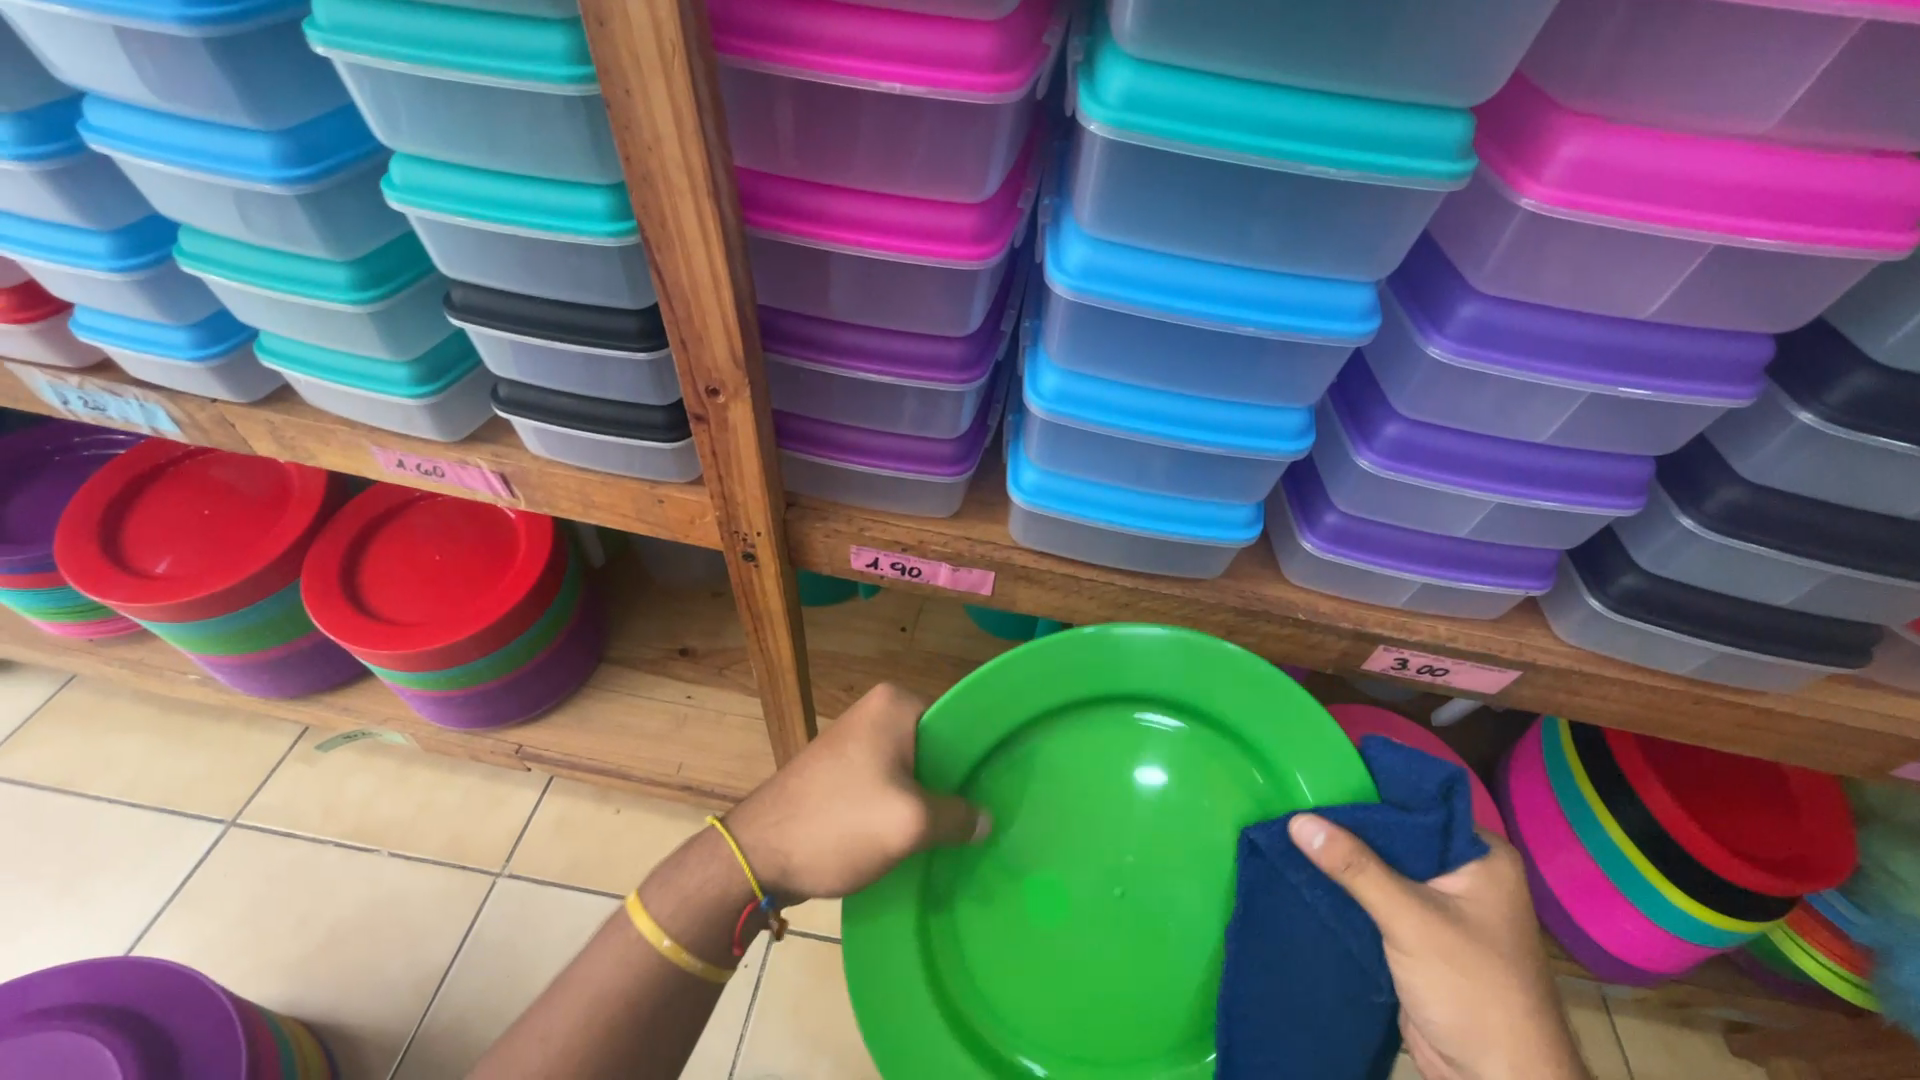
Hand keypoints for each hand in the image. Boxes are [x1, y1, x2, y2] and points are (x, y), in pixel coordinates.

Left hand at [723, 683, 989, 901]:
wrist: (758, 855)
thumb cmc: (839, 825)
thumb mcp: (911, 823)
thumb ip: (958, 817)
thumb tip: (985, 821)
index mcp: (896, 703)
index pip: (960, 723)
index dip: (979, 761)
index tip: (998, 796)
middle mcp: (877, 712)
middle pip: (939, 748)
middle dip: (956, 784)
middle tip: (981, 822)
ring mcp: (857, 742)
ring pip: (916, 772)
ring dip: (930, 802)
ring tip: (957, 837)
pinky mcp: (844, 773)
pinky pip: (891, 786)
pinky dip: (905, 811)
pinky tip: (920, 841)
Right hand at [1290, 815, 1588, 1079]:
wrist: (1496, 1079)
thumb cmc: (1472, 989)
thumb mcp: (1411, 920)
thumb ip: (1355, 868)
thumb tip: (1297, 819)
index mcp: (1481, 855)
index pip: (1417, 804)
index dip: (1368, 790)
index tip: (1317, 774)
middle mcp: (1463, 872)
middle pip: (1395, 835)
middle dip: (1346, 825)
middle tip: (1291, 801)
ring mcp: (1440, 905)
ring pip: (1381, 867)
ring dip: (1341, 859)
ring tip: (1287, 830)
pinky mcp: (1416, 934)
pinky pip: (1374, 898)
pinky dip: (1345, 889)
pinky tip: (1304, 873)